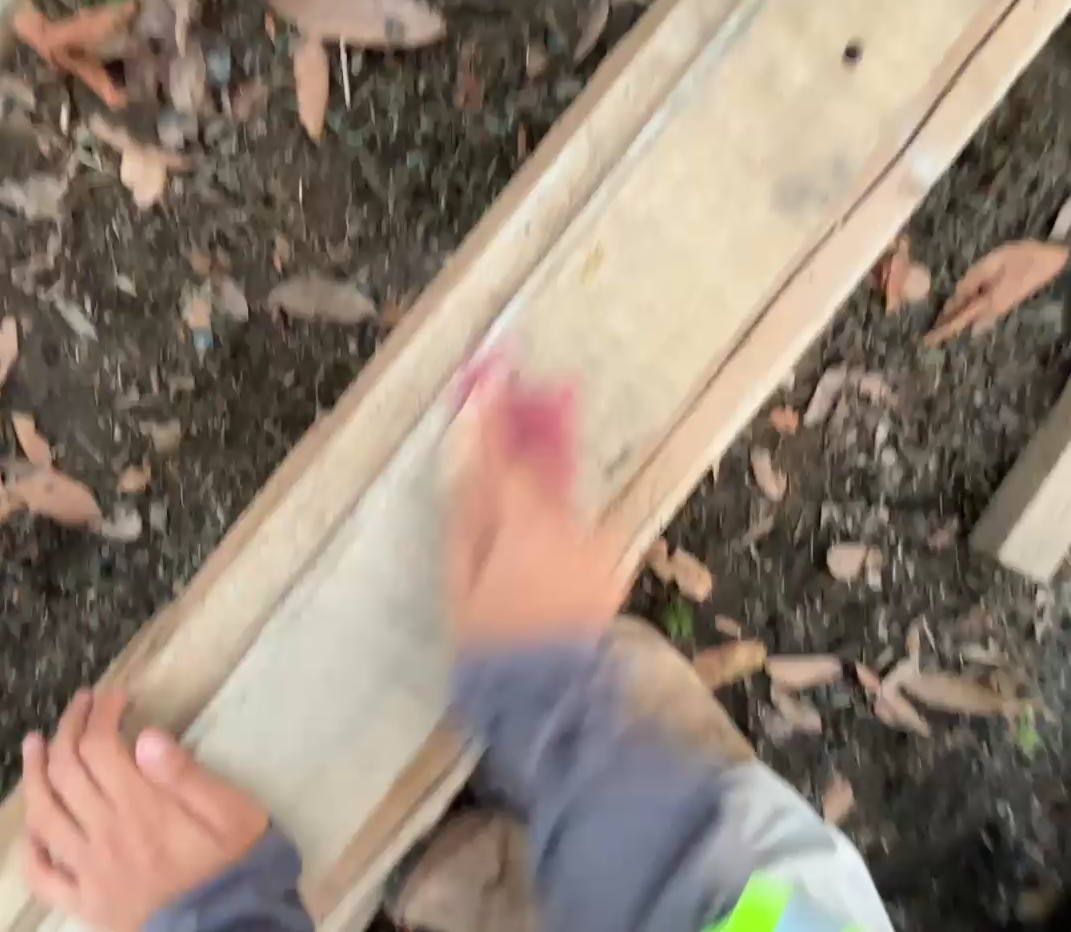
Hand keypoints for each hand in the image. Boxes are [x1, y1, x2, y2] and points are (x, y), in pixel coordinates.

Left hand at [19, 689, 268, 929]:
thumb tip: (146, 736)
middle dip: (69, 728)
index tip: (115, 694)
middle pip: (66, 771)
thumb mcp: (229, 809)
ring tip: (35, 743)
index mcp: (140, 806)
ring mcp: (87, 871)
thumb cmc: (233, 861)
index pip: (101, 747)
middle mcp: (104, 834)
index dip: (102, 713)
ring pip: (43, 815)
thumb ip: (185, 774)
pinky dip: (28, 846)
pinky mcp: (83, 903)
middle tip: (82, 703)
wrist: (226, 929)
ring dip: (34, 773)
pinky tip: (30, 824)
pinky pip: (41, 876)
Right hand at [441, 364, 624, 647]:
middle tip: (542, 378)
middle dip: (540, 417)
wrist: (552, 698)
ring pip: (566, 488)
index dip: (493, 412)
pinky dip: (563, 502)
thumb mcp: (461, 583)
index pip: (503, 456)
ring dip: (552, 457)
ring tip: (550, 418)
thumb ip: (467, 519)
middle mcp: (567, 525)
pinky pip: (579, 518)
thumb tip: (466, 467)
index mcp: (523, 527)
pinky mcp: (609, 559)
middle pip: (548, 458)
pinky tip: (551, 497)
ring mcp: (594, 542)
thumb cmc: (490, 644)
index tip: (490, 372)